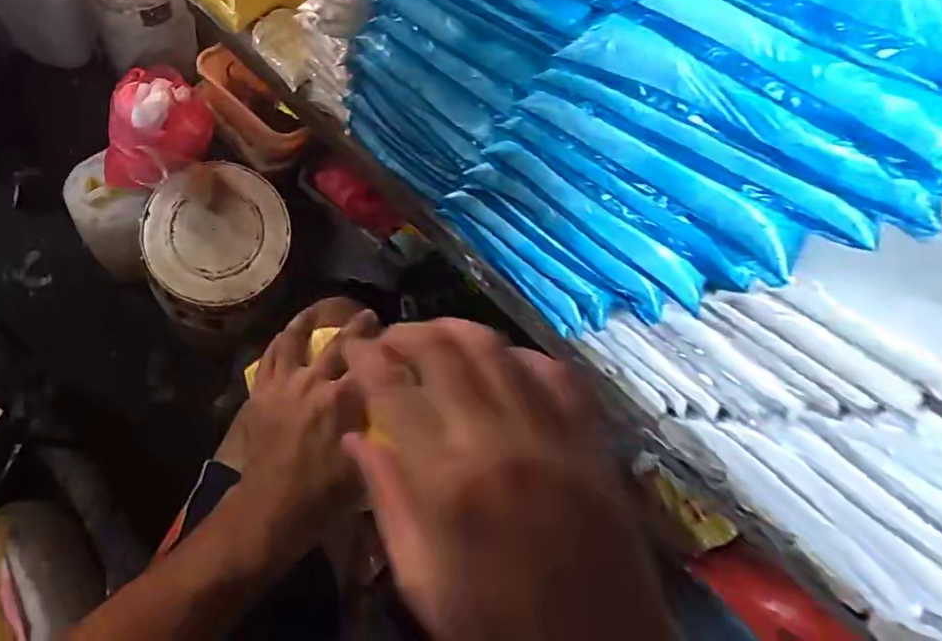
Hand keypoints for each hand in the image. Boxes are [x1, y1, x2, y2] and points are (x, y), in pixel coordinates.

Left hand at [228, 304, 380, 553]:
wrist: (272, 505)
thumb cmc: (323, 493)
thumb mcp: (364, 463)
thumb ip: (378, 431)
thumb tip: (394, 409)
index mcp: (340, 399)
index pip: (367, 364)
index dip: (382, 350)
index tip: (394, 339)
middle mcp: (312, 381)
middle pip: (336, 345)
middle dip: (356, 328)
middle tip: (368, 314)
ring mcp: (283, 383)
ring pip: (293, 340)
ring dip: (306, 322)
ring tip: (314, 310)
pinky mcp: (261, 390)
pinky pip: (268, 356)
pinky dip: (277, 342)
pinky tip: (282, 335)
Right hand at [341, 320, 672, 640]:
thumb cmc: (495, 625)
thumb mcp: (421, 579)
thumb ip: (386, 498)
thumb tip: (356, 437)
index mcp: (446, 480)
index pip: (390, 386)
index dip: (363, 356)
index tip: (352, 348)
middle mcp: (496, 441)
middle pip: (440, 348)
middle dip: (403, 334)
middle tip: (388, 342)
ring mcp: (550, 435)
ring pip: (494, 347)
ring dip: (454, 331)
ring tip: (434, 340)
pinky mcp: (589, 443)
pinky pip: (555, 371)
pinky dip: (519, 357)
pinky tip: (501, 366)